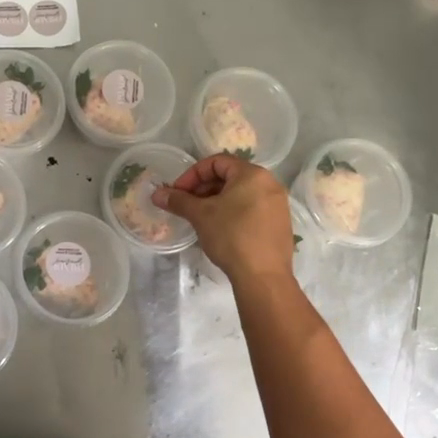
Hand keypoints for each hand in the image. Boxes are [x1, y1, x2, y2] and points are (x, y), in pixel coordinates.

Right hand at [152, 154, 294, 283]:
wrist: (263, 275)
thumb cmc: (231, 236)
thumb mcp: (200, 215)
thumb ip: (178, 200)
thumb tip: (157, 194)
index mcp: (252, 174)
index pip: (216, 162)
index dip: (192, 175)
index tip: (178, 192)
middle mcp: (269, 183)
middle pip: (229, 176)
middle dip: (203, 189)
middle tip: (187, 206)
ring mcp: (277, 204)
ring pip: (240, 194)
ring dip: (216, 201)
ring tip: (201, 218)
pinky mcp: (280, 223)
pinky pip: (252, 208)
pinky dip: (233, 212)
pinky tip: (221, 230)